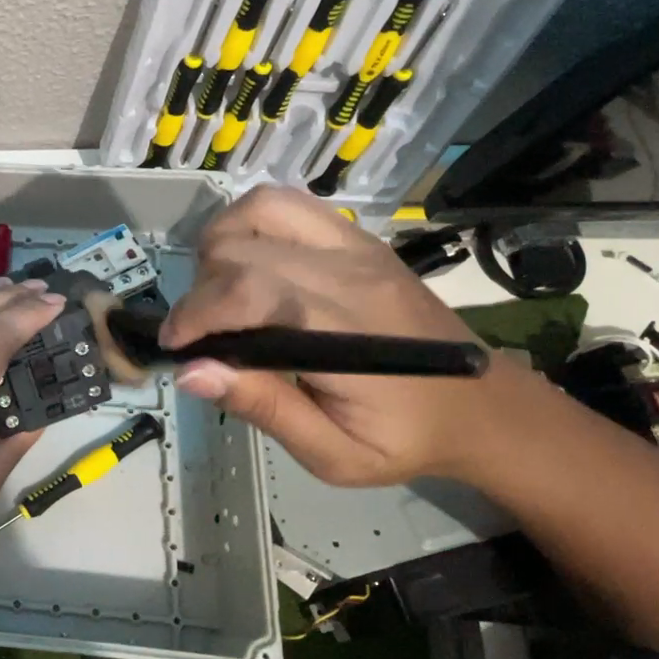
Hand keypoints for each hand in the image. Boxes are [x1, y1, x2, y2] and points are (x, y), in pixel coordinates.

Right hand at [160, 186, 520, 485]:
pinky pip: (287, 203)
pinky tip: (247, 263)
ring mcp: (355, 245)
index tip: (175, 346)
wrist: (484, 407)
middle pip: (241, 248)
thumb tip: (191, 372)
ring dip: (220, 243)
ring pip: (259, 207)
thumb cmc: (405, 438)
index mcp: (344, 329)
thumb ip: (265, 409)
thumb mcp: (335, 455)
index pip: (246, 292)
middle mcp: (348, 272)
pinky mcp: (357, 237)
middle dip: (200, 289)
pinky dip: (249, 223)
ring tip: (219, 290)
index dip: (195, 313)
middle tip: (204, 333)